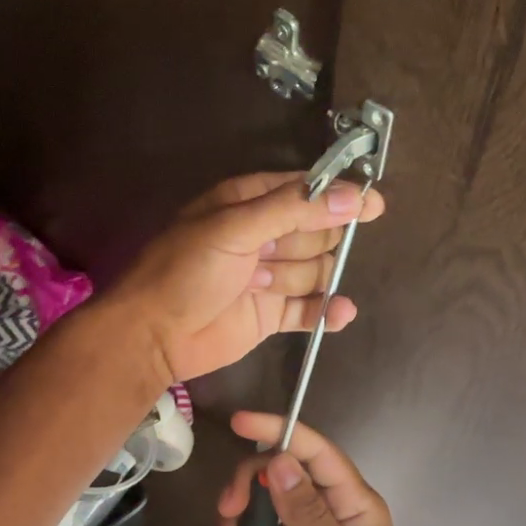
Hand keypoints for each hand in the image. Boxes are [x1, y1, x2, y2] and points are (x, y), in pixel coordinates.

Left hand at [113, 172, 384, 382]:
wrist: (153, 334)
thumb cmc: (186, 271)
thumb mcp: (234, 228)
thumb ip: (295, 210)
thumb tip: (355, 197)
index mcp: (247, 203)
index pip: (304, 191)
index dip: (337, 197)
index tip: (372, 206)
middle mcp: (262, 236)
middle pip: (315, 232)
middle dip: (308, 243)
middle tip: (275, 255)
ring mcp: (268, 277)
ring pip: (315, 270)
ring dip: (303, 278)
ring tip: (264, 287)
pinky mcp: (271, 315)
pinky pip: (310, 309)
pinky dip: (325, 311)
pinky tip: (339, 312)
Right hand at [186, 413, 438, 525]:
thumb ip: (308, 515)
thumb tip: (278, 462)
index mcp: (353, 505)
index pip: (315, 453)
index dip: (280, 431)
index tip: (240, 421)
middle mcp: (327, 513)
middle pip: (277, 476)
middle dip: (246, 487)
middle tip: (226, 513)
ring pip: (257, 509)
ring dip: (230, 523)